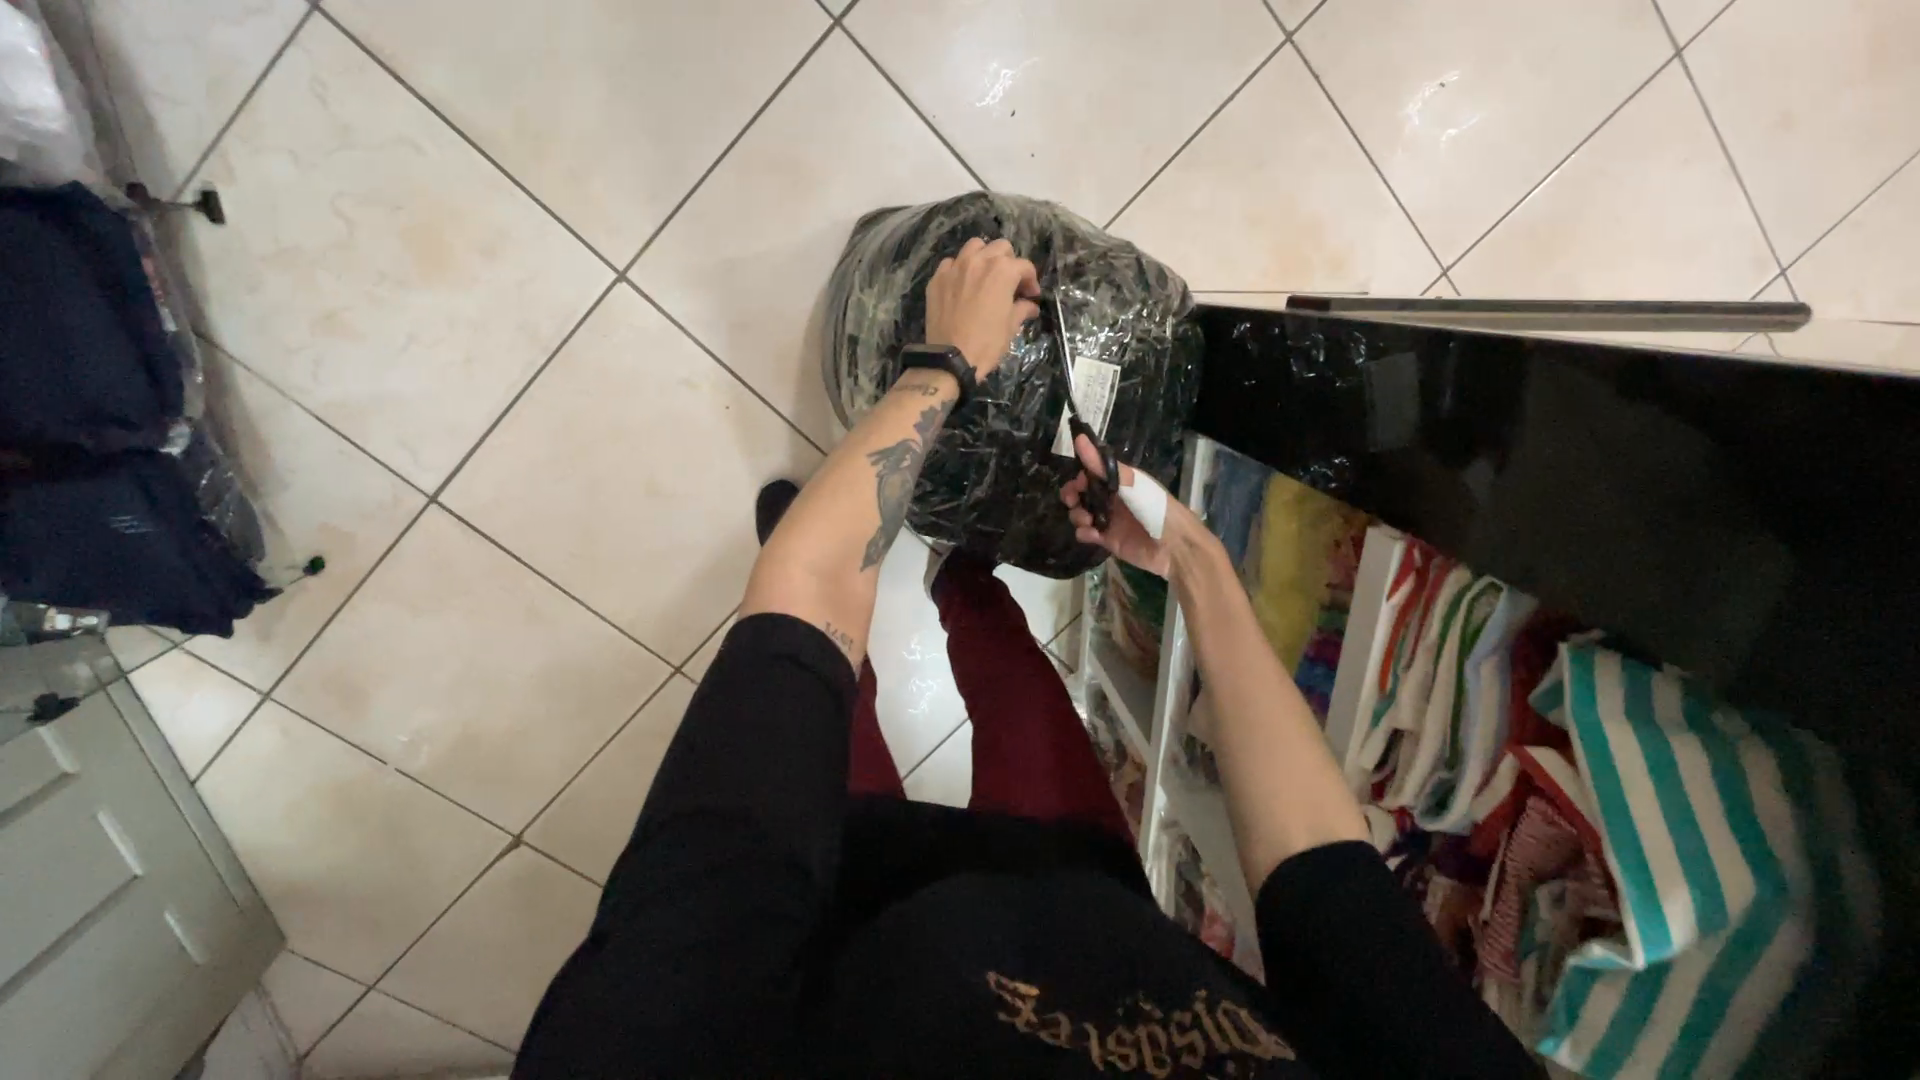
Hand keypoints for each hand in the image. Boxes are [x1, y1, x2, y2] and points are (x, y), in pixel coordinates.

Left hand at [923, 237, 1041, 378]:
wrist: (950, 358)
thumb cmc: (987, 343)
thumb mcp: (1010, 327)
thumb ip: (1022, 309)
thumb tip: (1030, 306)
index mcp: (1002, 271)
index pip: (1024, 266)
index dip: (1031, 281)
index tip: (1031, 295)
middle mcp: (979, 261)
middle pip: (1000, 248)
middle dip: (1009, 262)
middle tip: (1009, 282)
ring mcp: (955, 267)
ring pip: (974, 247)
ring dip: (984, 257)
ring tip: (985, 275)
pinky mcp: (937, 279)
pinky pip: (951, 263)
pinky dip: (959, 269)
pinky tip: (962, 284)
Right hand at [1060, 434, 1204, 578]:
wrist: (1174, 546)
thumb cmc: (1155, 508)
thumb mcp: (1131, 483)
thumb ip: (1103, 465)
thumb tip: (1079, 438)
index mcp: (1121, 482)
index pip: (1093, 473)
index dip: (1081, 476)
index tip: (1078, 482)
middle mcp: (1113, 499)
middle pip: (1083, 493)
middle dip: (1072, 495)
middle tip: (1071, 500)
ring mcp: (1110, 520)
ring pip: (1082, 513)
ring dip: (1077, 515)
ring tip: (1086, 520)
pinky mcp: (1108, 540)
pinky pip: (1087, 534)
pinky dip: (1084, 533)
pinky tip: (1091, 534)